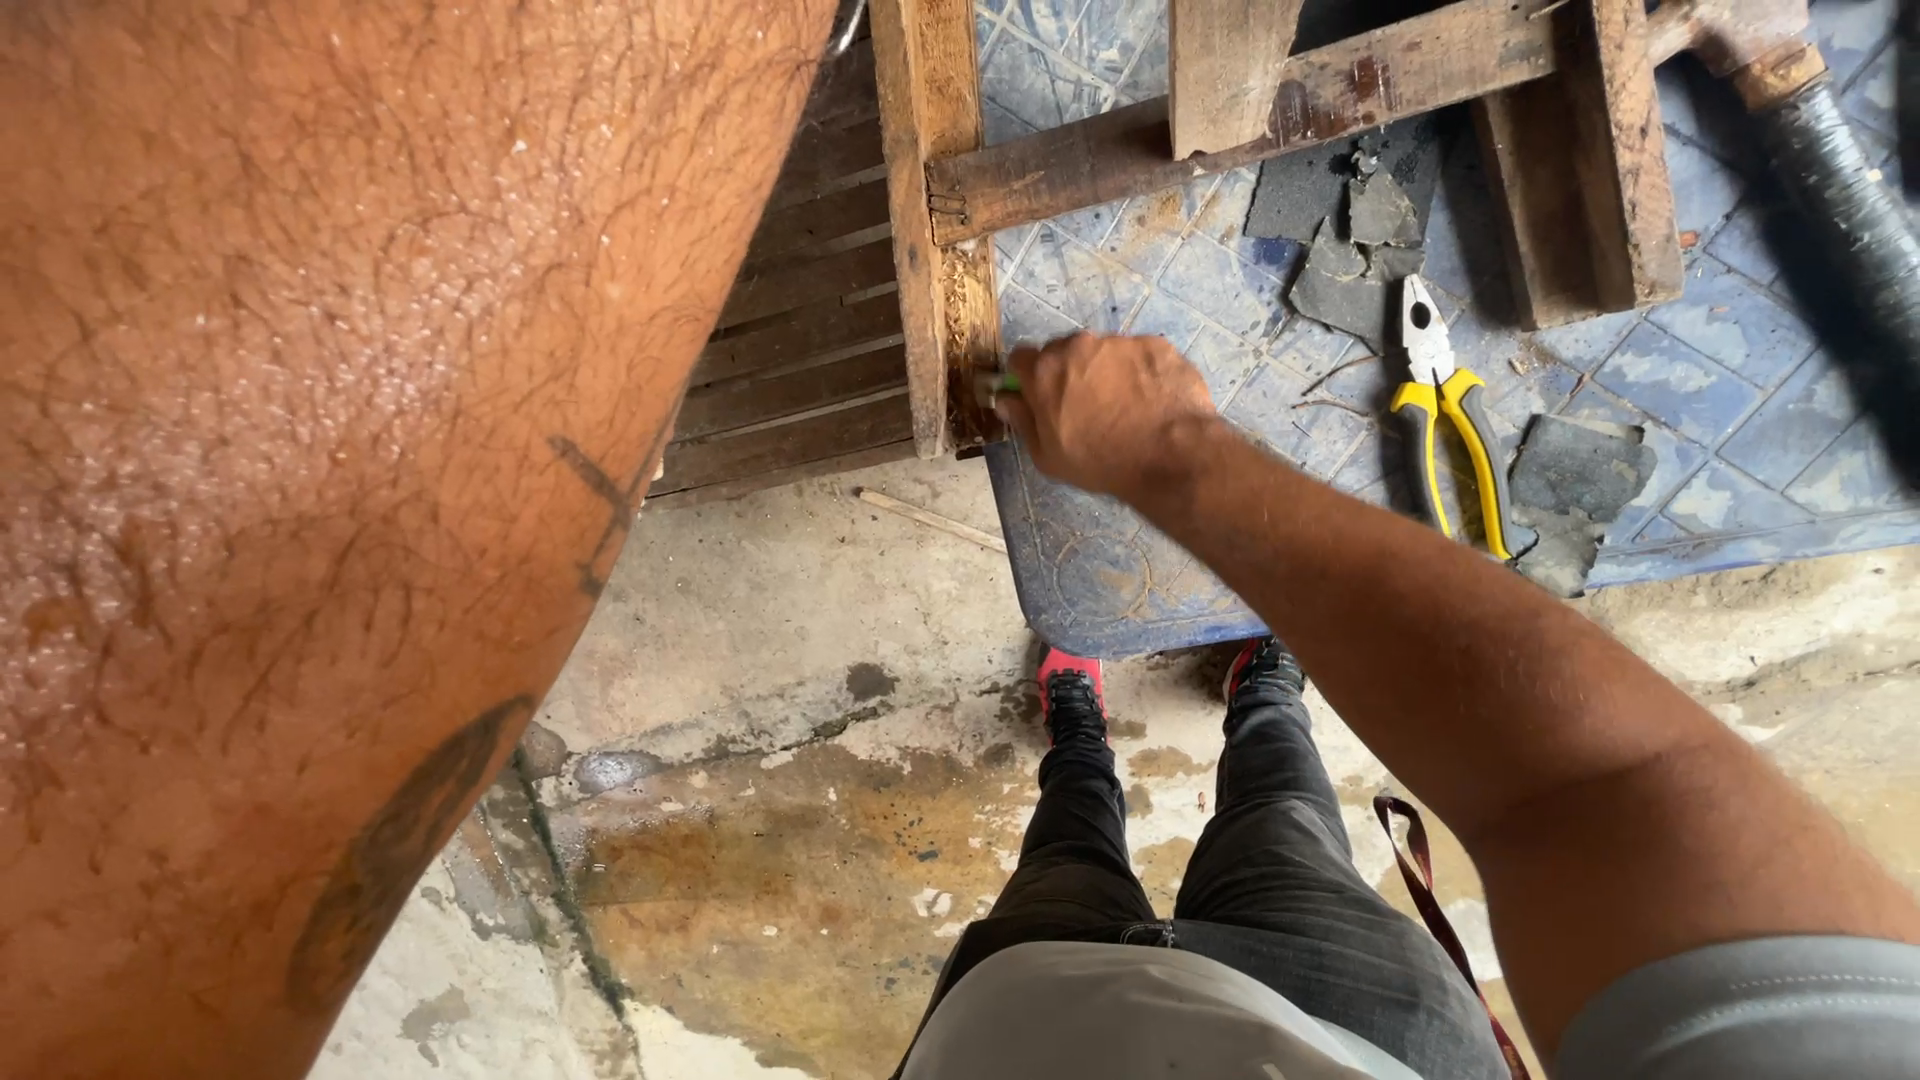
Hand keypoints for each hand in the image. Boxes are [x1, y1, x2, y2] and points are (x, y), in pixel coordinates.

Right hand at [993, 332, 1219, 499]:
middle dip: (1068, 372)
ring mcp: (1120, 342)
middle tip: (1085, 406)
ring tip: (1125, 406)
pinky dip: (1140, 373)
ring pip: (1103, 352)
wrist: (1170, 454)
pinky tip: (1151, 401)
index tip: (1040, 396)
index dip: (1028, 378)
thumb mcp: (1048, 456)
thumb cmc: (1100, 462)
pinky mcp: (1156, 345)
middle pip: (1063, 351)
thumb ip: (1023, 421)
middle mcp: (1079, 345)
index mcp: (1044, 371)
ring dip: (1105, 371)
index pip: (1021, 358)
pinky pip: (1138, 355)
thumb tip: (1005, 399)